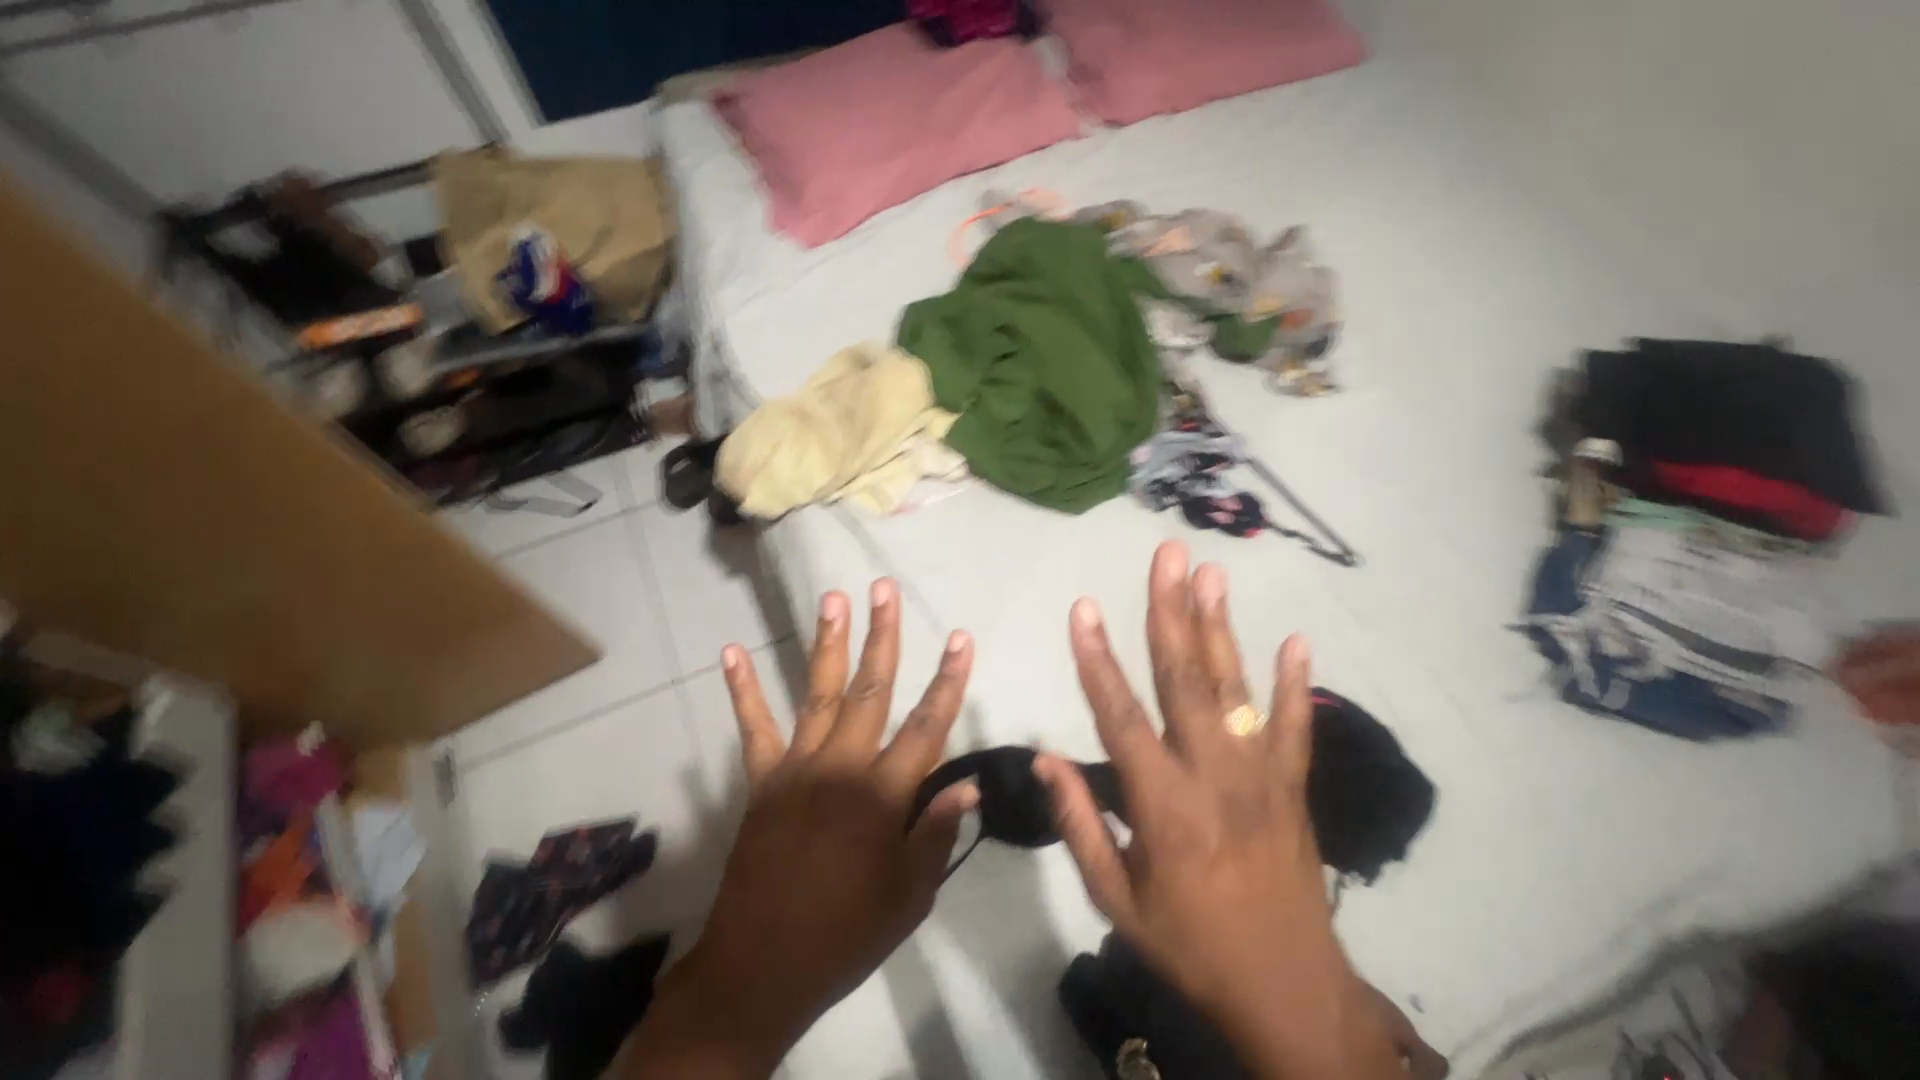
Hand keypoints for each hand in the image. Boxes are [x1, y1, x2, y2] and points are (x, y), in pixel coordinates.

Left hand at [625, 581, 977, 1078]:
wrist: (762, 965)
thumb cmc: (847, 933)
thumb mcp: (909, 896)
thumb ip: (935, 834)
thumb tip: (967, 785)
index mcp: (884, 796)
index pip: (927, 727)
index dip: (948, 681)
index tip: (960, 638)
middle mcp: (841, 768)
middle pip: (870, 691)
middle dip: (882, 637)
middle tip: (884, 589)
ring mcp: (796, 769)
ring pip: (819, 694)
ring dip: (827, 644)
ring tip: (833, 598)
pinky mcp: (762, 781)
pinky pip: (753, 728)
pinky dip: (742, 689)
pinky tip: (732, 651)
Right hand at [1035, 542, 1402, 1079]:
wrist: (1286, 987)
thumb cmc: (1190, 944)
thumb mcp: (1117, 899)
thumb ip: (1080, 824)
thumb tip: (1046, 758)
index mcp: (1162, 803)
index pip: (1119, 715)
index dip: (1097, 659)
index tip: (1082, 607)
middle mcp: (1212, 775)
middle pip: (1185, 679)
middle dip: (1170, 611)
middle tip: (1167, 555)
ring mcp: (1260, 776)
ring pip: (1234, 688)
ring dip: (1220, 627)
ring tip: (1210, 574)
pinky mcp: (1294, 787)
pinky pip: (1295, 726)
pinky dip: (1296, 683)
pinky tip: (1295, 640)